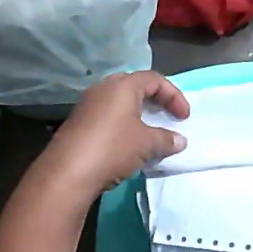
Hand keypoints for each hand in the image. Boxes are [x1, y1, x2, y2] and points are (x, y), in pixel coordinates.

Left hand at [33, 71, 189, 197]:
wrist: (67, 172)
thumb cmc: (113, 148)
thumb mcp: (146, 144)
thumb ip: (165, 139)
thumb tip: (179, 140)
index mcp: (122, 86)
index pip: (153, 79)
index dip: (174, 95)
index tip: (184, 117)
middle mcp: (102, 89)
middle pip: (134, 86)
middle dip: (154, 99)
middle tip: (165, 116)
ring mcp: (87, 105)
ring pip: (118, 102)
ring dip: (137, 114)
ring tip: (149, 132)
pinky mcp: (78, 123)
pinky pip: (106, 116)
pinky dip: (122, 125)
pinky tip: (127, 144)